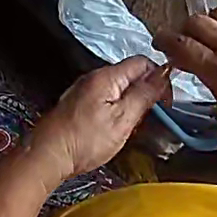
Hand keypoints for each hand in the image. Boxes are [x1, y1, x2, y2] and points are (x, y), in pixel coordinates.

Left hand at [20, 57, 173, 182]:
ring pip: (117, 87)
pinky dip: (116, 107)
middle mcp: (93, 77)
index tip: (167, 99)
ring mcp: (83, 90)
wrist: (48, 154)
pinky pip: (104, 97)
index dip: (159, 76)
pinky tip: (115, 125)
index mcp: (106, 76)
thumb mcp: (123, 119)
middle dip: (145, 90)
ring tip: (134, 123)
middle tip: (152, 114)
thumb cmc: (85, 139)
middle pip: (129, 74)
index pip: (142, 62)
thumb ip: (144, 95)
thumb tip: (163, 74)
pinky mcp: (77, 103)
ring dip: (131, 100)